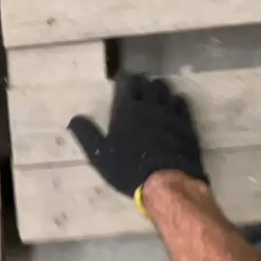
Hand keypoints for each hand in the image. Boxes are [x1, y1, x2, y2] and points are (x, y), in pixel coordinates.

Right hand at [67, 73, 206, 202]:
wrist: (167, 181)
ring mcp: (170, 113)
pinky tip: (175, 105)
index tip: (121, 79)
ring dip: (159, 90)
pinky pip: (182, 104)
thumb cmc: (129, 168)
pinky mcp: (186, 124)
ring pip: (166, 91)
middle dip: (142, 82)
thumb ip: (87, 134)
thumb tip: (74, 118)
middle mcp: (149, 105)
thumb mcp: (100, 155)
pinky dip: (176, 101)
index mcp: (126, 109)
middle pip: (147, 83)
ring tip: (155, 94)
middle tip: (138, 86)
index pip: (126, 82)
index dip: (124, 79)